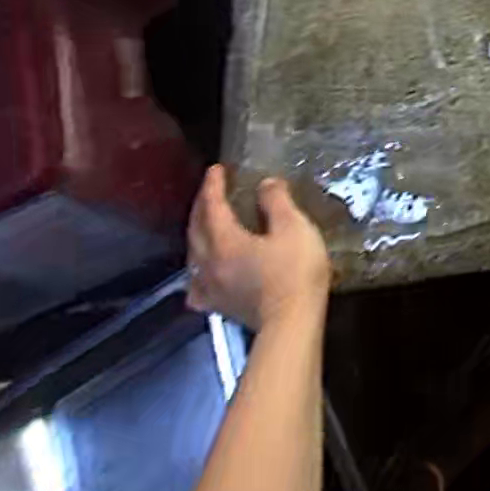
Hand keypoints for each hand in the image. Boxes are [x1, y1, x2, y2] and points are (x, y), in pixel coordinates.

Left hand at [187, 165, 330, 329]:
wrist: (291, 321)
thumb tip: (265, 183)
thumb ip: (276, 203)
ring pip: (194, 256)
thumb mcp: (293, 227)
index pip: (212, 208)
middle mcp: (209, 265)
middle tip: (210, 190)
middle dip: (202, 207)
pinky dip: (198, 269)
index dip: (213, 186)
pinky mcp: (219, 306)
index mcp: (225, 242)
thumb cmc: (295, 270)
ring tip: (206, 222)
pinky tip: (204, 272)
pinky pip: (198, 282)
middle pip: (196, 230)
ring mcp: (211, 288)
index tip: (216, 169)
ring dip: (198, 234)